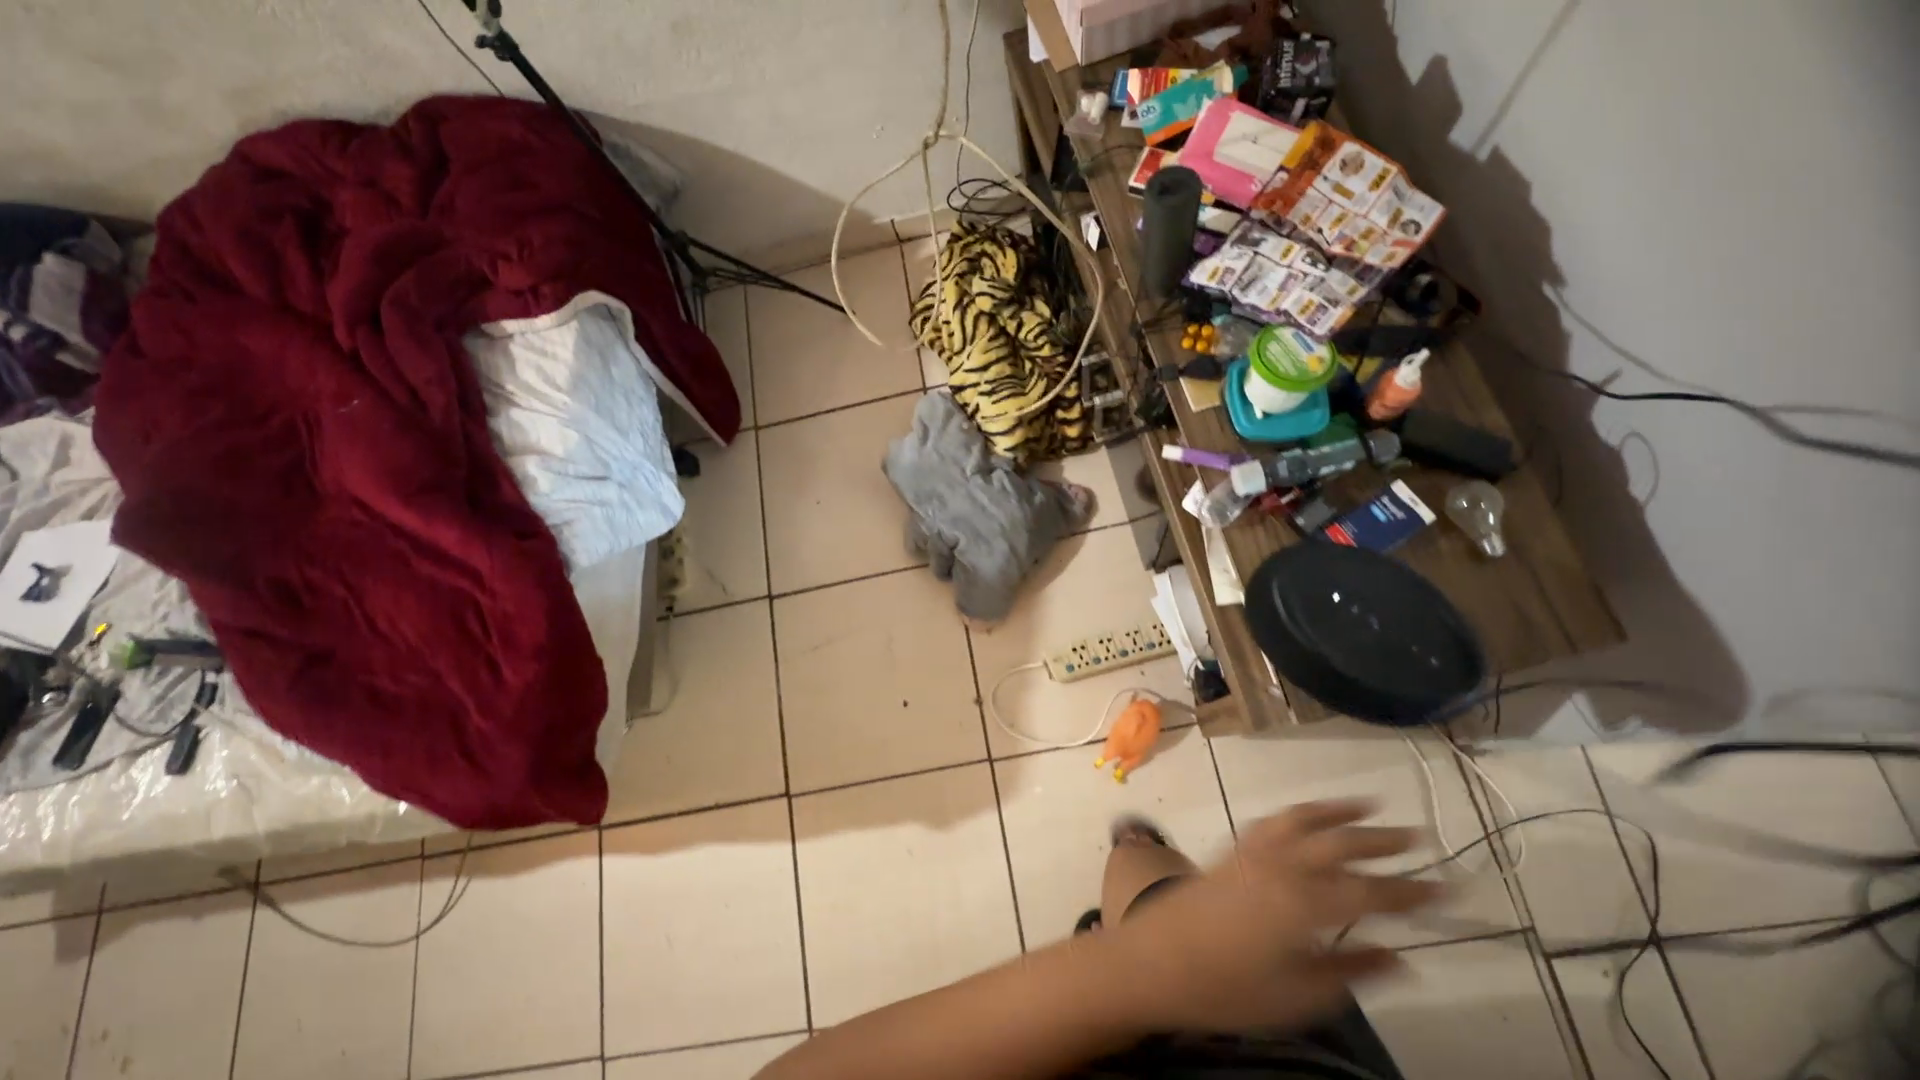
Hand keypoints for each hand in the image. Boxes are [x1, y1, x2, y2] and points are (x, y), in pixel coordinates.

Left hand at [1094, 799, 1441, 1033]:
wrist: (1150, 963)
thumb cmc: (1224, 989)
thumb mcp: (1295, 995)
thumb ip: (1349, 971)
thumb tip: (1399, 958)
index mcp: (1304, 903)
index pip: (1371, 891)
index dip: (1411, 891)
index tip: (1445, 889)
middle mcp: (1281, 866)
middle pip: (1341, 844)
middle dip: (1383, 841)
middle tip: (1418, 839)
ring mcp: (1252, 853)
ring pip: (1305, 822)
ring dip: (1340, 812)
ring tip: (1369, 806)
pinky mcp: (1229, 851)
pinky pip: (1271, 821)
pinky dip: (1297, 813)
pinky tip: (1306, 816)